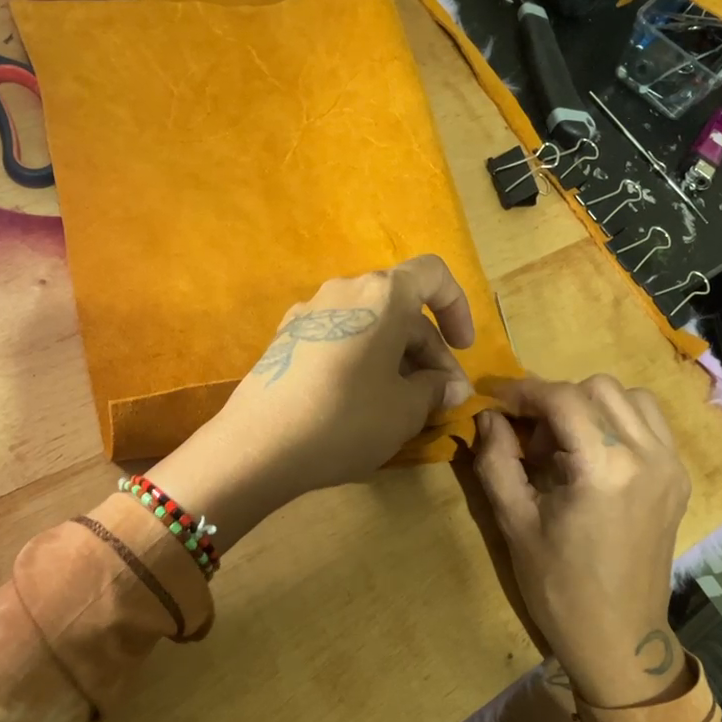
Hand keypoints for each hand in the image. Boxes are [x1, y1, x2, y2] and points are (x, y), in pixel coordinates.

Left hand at [148, 255, 476, 542]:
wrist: (257, 446)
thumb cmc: (346, 419)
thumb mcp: (405, 409)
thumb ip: (435, 389)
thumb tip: (450, 386)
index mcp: (381, 294)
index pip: (433, 275)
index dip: (457, 308)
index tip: (464, 349)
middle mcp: (343, 290)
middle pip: (400, 308)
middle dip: (428, 351)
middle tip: (439, 400)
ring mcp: (308, 314)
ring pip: (369, 325)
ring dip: (395, 359)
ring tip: (403, 406)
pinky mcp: (285, 341)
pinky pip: (339, 339)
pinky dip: (362, 361)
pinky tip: (361, 403)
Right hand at [472, 376, 693, 708]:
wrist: (619, 637)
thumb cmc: (559, 587)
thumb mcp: (514, 523)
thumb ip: (496, 460)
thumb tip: (488, 416)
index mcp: (605, 469)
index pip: (563, 398)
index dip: (523, 391)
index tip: (494, 401)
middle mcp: (648, 456)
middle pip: (598, 388)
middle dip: (556, 400)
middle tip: (530, 438)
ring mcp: (671, 466)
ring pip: (630, 398)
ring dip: (590, 406)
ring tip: (564, 446)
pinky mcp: (678, 478)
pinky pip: (650, 424)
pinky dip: (618, 422)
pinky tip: (593, 456)